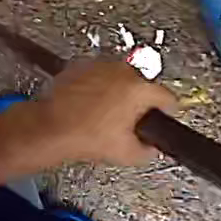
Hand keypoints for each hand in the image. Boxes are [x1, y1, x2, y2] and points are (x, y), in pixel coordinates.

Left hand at [22, 60, 177, 166]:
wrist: (51, 128)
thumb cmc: (86, 136)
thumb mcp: (128, 154)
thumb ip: (150, 150)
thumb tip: (151, 147)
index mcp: (140, 89)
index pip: (168, 97)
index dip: (168, 111)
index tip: (165, 115)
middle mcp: (122, 71)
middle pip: (142, 86)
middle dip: (139, 102)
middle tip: (128, 121)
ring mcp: (100, 66)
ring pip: (119, 79)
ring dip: (117, 92)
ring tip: (105, 114)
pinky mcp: (81, 66)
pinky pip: (98, 76)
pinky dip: (97, 87)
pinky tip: (90, 105)